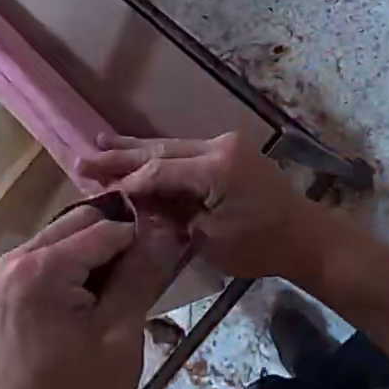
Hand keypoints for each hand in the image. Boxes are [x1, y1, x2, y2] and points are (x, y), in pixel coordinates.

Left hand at [0, 202, 187, 388]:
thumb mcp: (121, 332)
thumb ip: (143, 273)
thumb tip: (169, 230)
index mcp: (40, 268)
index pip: (107, 227)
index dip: (142, 239)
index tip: (166, 257)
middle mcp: (13, 259)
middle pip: (82, 221)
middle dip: (118, 241)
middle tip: (145, 273)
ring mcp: (3, 272)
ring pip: (67, 234)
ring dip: (98, 251)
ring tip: (122, 287)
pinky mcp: (3, 287)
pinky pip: (51, 254)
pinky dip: (78, 264)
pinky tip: (95, 295)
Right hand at [79, 133, 357, 284]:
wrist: (304, 236)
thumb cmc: (259, 245)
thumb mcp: (209, 237)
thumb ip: (172, 214)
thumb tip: (139, 202)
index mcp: (216, 166)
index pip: (159, 170)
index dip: (125, 182)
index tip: (91, 188)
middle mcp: (220, 146)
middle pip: (161, 150)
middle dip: (122, 156)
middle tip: (83, 157)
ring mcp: (227, 146)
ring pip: (172, 146)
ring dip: (138, 150)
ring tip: (101, 143)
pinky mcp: (230, 154)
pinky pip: (188, 153)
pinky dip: (162, 157)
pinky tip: (138, 153)